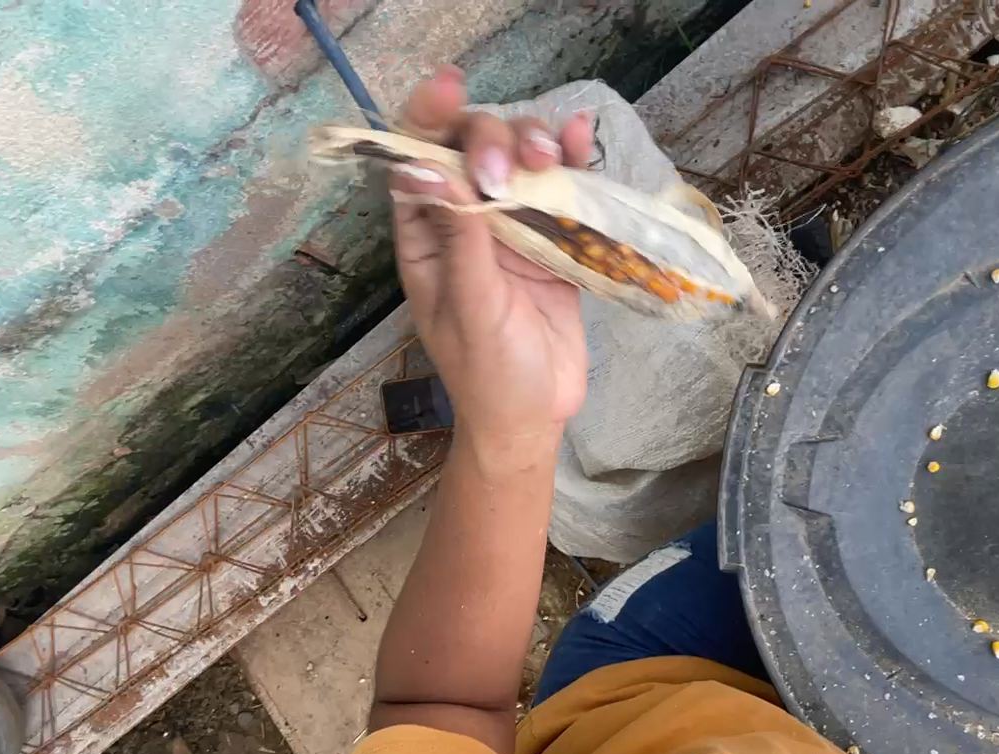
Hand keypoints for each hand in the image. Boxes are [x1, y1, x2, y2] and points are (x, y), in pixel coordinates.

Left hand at [388, 67, 596, 449]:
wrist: (534, 418)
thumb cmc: (489, 376)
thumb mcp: (471, 309)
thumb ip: (460, 241)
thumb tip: (434, 167)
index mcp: (428, 243)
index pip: (419, 165)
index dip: (427, 121)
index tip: (450, 90)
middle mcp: (467, 229)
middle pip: (472, 153)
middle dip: (492, 138)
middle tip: (513, 165)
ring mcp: (512, 236)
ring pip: (518, 166)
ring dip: (534, 144)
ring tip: (553, 152)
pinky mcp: (552, 248)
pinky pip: (560, 197)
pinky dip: (570, 167)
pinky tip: (580, 142)